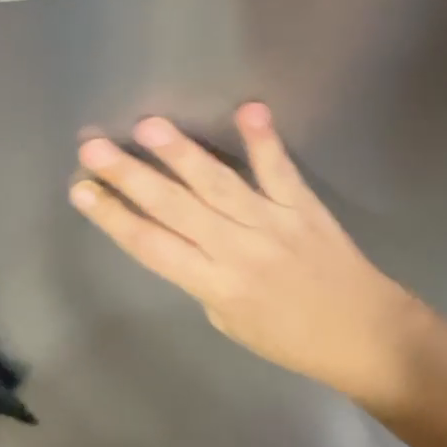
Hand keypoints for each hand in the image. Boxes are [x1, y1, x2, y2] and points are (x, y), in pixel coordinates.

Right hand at [69, 102, 434, 408]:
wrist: (367, 338)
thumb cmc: (290, 338)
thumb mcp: (229, 321)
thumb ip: (199, 275)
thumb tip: (176, 231)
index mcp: (214, 284)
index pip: (150, 246)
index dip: (112, 217)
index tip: (80, 190)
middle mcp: (236, 250)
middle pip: (173, 209)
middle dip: (128, 177)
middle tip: (92, 149)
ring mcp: (271, 223)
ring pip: (217, 184)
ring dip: (180, 154)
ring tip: (147, 126)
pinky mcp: (303, 206)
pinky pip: (279, 171)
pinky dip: (264, 141)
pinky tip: (248, 109)